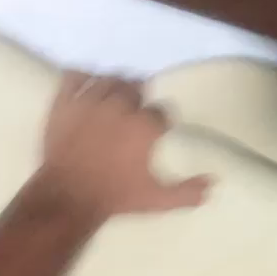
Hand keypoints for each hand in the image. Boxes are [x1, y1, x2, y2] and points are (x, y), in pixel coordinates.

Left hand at [31, 72, 209, 222]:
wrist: (68, 196)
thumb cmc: (115, 197)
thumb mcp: (156, 200)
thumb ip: (187, 192)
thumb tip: (212, 182)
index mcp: (144, 125)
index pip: (161, 110)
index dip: (159, 119)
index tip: (155, 129)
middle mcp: (119, 106)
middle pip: (135, 88)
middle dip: (138, 98)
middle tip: (134, 112)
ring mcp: (89, 101)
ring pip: (108, 79)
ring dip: (115, 85)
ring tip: (115, 96)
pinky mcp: (64, 101)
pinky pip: (74, 76)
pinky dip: (82, 76)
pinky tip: (87, 85)